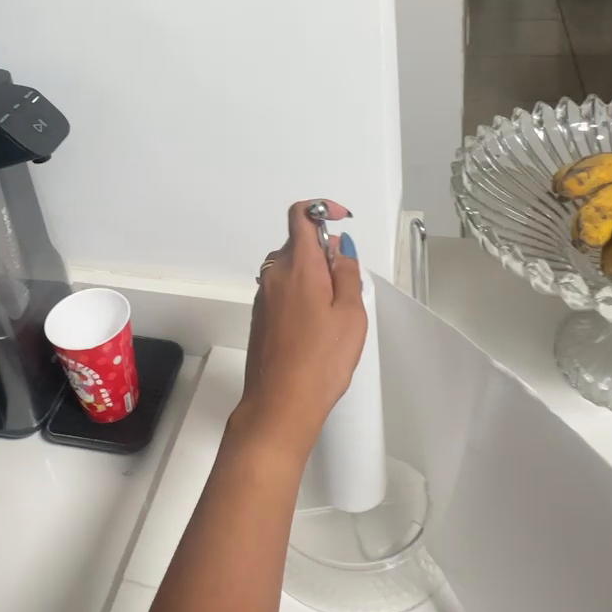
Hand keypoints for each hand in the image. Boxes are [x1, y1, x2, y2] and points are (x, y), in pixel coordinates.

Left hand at [232, 200, 367, 455]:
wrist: (279, 403)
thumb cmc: (320, 360)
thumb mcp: (351, 314)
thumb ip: (347, 273)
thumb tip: (339, 246)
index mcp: (297, 265)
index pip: (300, 215)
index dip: (321, 209)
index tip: (341, 221)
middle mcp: (274, 272)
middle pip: (297, 243)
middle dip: (324, 252)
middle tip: (347, 283)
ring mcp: (264, 294)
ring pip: (291, 267)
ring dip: (314, 275)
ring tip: (335, 312)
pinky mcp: (260, 314)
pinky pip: (283, 288)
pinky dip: (302, 293)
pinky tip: (317, 326)